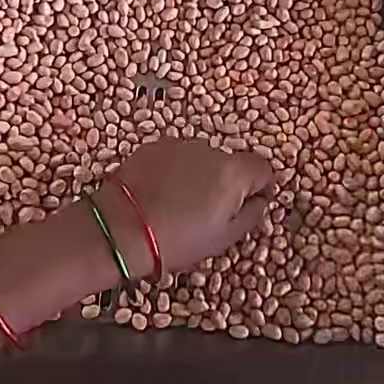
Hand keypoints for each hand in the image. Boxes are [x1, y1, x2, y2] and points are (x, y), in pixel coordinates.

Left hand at [100, 139, 274, 274]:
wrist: (122, 227)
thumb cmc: (178, 239)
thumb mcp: (224, 238)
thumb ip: (251, 214)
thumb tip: (259, 200)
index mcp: (233, 172)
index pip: (262, 168)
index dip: (259, 187)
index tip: (249, 204)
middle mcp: (208, 149)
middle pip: (229, 163)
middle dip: (224, 182)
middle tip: (207, 211)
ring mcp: (178, 144)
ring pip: (200, 158)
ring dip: (198, 175)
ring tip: (179, 204)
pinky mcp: (152, 146)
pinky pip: (174, 157)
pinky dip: (173, 170)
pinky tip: (160, 193)